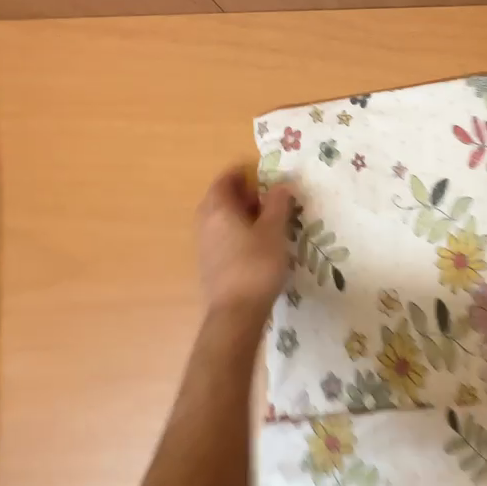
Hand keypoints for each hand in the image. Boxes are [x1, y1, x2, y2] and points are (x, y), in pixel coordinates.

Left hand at [196, 164, 294, 313]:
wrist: (236, 312)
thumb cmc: (256, 265)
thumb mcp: (274, 231)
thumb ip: (278, 204)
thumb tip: (282, 183)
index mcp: (218, 209)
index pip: (226, 179)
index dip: (245, 173)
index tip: (265, 175)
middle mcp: (205, 222)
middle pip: (221, 198)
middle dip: (244, 193)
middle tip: (269, 197)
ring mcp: (204, 244)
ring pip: (221, 218)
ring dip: (242, 213)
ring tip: (267, 220)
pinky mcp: (209, 263)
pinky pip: (222, 236)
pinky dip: (238, 231)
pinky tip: (257, 244)